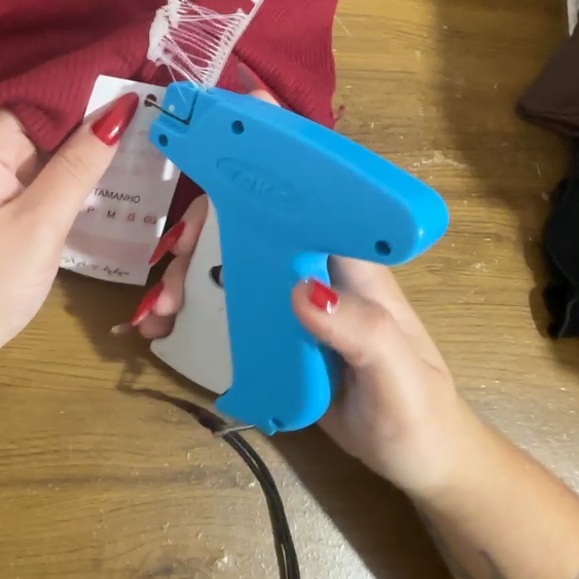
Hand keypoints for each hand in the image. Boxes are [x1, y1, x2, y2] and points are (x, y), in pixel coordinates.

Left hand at [0, 94, 138, 358]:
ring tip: (151, 135)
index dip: (90, 85)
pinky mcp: (4, 209)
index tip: (142, 78)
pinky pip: (46, 179)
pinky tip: (117, 178)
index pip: (43, 95)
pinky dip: (77, 177)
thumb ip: (79, 165)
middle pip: (49, 121)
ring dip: (91, 148)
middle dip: (97, 116)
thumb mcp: (40, 223)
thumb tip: (120, 108)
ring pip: (52, 151)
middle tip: (159, 108)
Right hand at [129, 90, 490, 500]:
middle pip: (247, 223)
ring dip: (184, 276)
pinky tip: (160, 328)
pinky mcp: (271, 327)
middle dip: (199, 231)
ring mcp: (288, 297)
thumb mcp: (397, 377)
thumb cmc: (419, 412)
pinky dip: (185, 308)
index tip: (227, 119)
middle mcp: (312, 267)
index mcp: (348, 262)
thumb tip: (301, 290)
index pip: (306, 193)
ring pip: (224, 261)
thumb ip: (359, 333)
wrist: (416, 459)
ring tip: (159, 313)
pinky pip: (220, 303)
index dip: (270, 150)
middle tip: (170, 262)